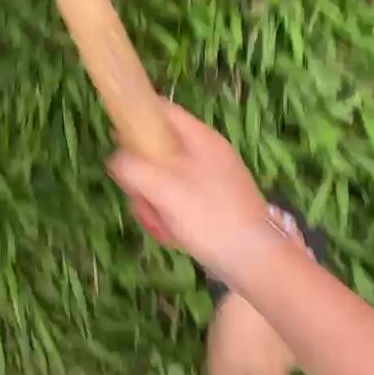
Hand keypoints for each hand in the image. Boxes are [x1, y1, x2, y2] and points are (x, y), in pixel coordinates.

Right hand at [105, 102, 277, 279]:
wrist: (258, 264)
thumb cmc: (211, 217)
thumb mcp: (163, 188)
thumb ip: (131, 167)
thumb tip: (115, 160)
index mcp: (200, 139)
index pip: (160, 110)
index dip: (134, 116)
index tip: (115, 137)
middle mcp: (205, 154)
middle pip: (155, 149)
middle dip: (140, 175)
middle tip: (139, 195)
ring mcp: (210, 180)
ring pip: (161, 178)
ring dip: (151, 201)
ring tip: (159, 222)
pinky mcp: (211, 205)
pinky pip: (175, 200)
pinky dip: (167, 215)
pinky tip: (172, 234)